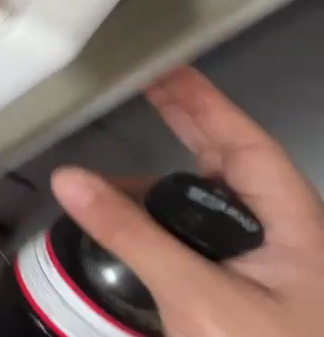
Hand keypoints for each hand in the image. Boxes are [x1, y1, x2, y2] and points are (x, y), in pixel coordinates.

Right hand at [51, 68, 323, 336]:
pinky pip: (196, 236)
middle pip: (234, 167)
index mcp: (303, 234)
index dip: (208, 104)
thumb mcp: (201, 299)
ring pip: (208, 206)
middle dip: (185, 124)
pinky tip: (119, 221)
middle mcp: (292, 242)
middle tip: (139, 83)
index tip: (166, 66)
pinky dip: (154, 216)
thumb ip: (132, 234)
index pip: (250, 149)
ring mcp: (270, 269)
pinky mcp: (247, 290)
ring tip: (103, 184)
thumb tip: (66, 176)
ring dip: (155, 184)